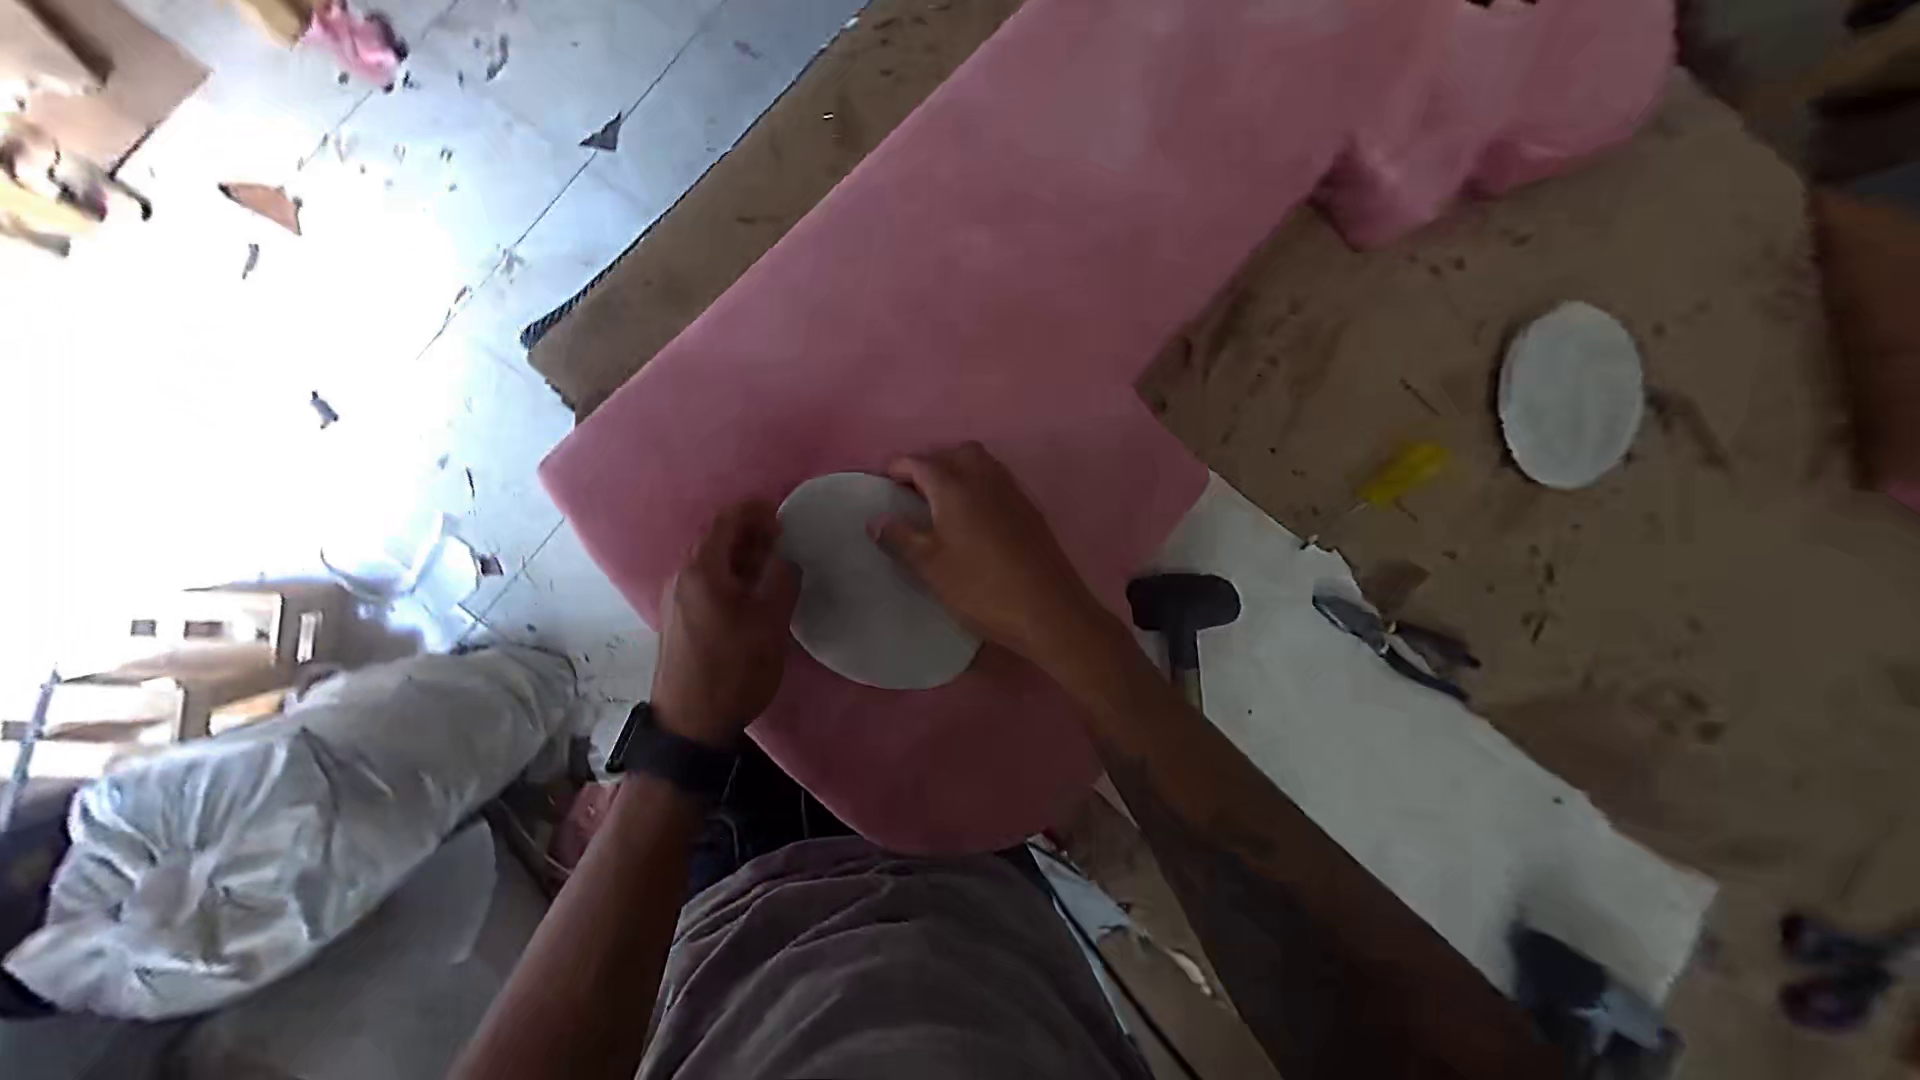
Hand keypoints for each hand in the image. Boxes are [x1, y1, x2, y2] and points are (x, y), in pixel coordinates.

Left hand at [651, 500, 800, 748]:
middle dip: (750, 533)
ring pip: (712, 564)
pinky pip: (707, 583)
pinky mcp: (680, 621)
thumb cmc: (733, 668)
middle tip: (783, 538)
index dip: (754, 511)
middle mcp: (682, 578)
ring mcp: (677, 601)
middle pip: (716, 541)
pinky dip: (731, 577)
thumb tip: (786, 560)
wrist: (691, 723)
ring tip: (773, 565)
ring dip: (742, 557)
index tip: (782, 514)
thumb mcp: (770, 621)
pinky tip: (752, 594)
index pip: (726, 522)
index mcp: (701, 571)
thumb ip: (781, 580)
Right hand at [869, 442, 1108, 664]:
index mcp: (954, 486)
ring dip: (958, 472)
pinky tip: (973, 518)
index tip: (882, 482)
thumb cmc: (981, 588)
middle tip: (913, 492)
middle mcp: (985, 478)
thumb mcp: (931, 567)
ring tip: (940, 504)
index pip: (919, 462)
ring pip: (981, 464)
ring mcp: (1013, 491)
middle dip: (931, 463)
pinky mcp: (1030, 510)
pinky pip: (998, 482)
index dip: (896, 468)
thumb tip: (876, 519)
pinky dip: (979, 487)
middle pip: (954, 453)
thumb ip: (900, 539)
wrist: (1048, 610)